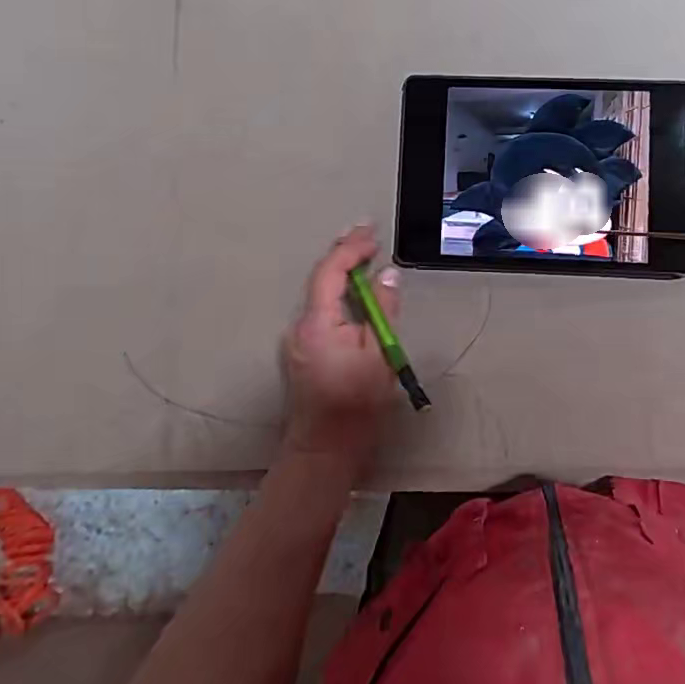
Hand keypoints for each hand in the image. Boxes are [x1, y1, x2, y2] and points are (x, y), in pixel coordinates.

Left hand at [279, 225, 400, 464]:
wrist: (324, 450)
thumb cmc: (355, 405)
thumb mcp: (380, 355)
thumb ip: (383, 310)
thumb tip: (387, 274)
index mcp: (317, 323)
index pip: (330, 272)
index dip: (351, 249)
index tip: (371, 234)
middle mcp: (300, 326)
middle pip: (321, 279)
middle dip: (344, 254)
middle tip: (366, 233)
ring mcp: (297, 339)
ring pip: (320, 295)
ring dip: (342, 274)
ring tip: (364, 256)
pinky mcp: (302, 351)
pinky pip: (320, 311)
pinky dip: (337, 295)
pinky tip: (354, 293)